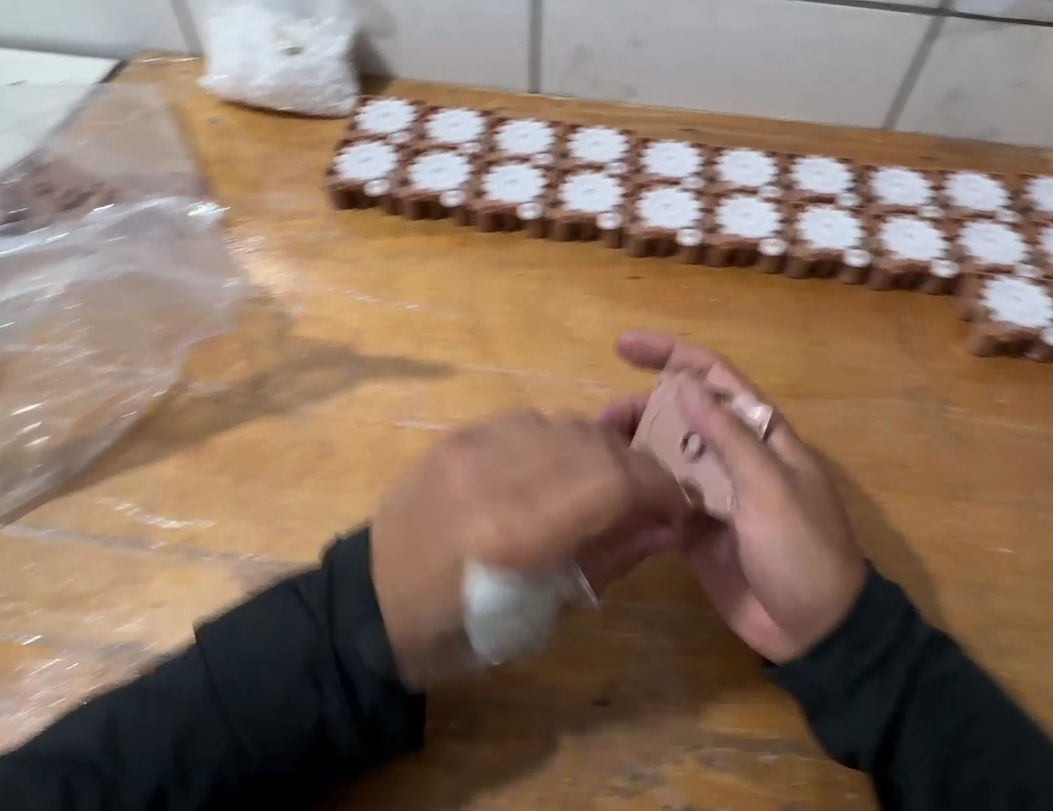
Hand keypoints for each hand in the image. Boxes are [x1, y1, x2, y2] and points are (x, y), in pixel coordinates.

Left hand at [370, 410, 685, 686]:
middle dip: (636, 466)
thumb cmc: (462, 631)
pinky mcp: (456, 435)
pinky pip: (528, 420)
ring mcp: (469, 447)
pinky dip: (559, 440)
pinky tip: (559, 467)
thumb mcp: (542, 614)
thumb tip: (668, 526)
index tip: (678, 507)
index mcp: (511, 533)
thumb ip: (608, 559)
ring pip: (563, 423)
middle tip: (649, 498)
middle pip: (591, 444)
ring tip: (606, 483)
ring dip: (599, 449)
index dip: (657, 487)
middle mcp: (492, 474)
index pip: (610, 481)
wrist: (373, 606)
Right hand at [615, 330, 866, 662]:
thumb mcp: (769, 487)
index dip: (670, 354)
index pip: (713, 376)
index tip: (623, 346)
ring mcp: (712, 493)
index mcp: (759, 433)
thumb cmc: (802, 548)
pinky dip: (635, 494)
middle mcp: (732, 455)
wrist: (816, 631)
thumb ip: (727, 436)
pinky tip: (607, 496)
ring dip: (632, 450)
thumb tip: (684, 382)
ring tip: (595, 456)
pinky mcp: (694, 529)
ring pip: (664, 456)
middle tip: (600, 421)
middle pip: (680, 414)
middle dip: (639, 408)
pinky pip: (659, 501)